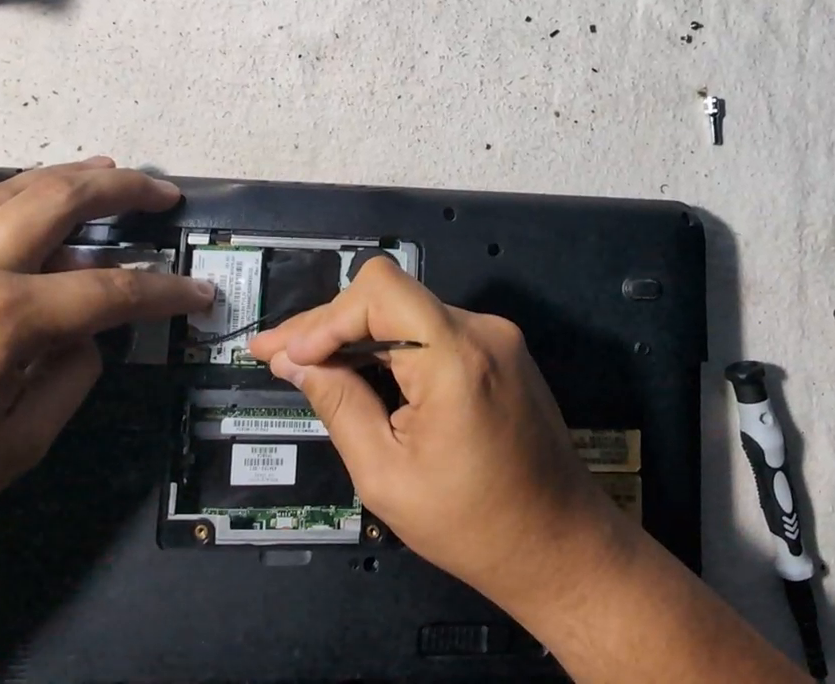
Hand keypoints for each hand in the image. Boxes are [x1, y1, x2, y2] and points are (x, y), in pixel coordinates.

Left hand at [0, 156, 215, 683]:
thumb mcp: (18, 447)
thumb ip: (70, 377)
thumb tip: (88, 338)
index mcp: (4, 318)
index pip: (110, 290)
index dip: (165, 292)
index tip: (200, 295)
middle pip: (57, 202)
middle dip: (119, 189)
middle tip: (160, 190)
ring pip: (0, 193)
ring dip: (56, 176)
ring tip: (101, 170)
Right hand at [249, 261, 807, 683]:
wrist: (559, 544)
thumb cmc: (474, 525)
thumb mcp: (386, 475)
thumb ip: (339, 405)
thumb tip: (297, 361)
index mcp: (457, 358)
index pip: (380, 290)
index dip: (326, 316)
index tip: (289, 355)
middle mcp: (481, 331)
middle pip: (389, 297)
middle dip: (328, 326)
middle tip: (274, 354)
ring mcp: (496, 338)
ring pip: (407, 312)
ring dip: (356, 337)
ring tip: (307, 365)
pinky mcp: (500, 351)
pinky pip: (431, 332)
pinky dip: (391, 348)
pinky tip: (357, 371)